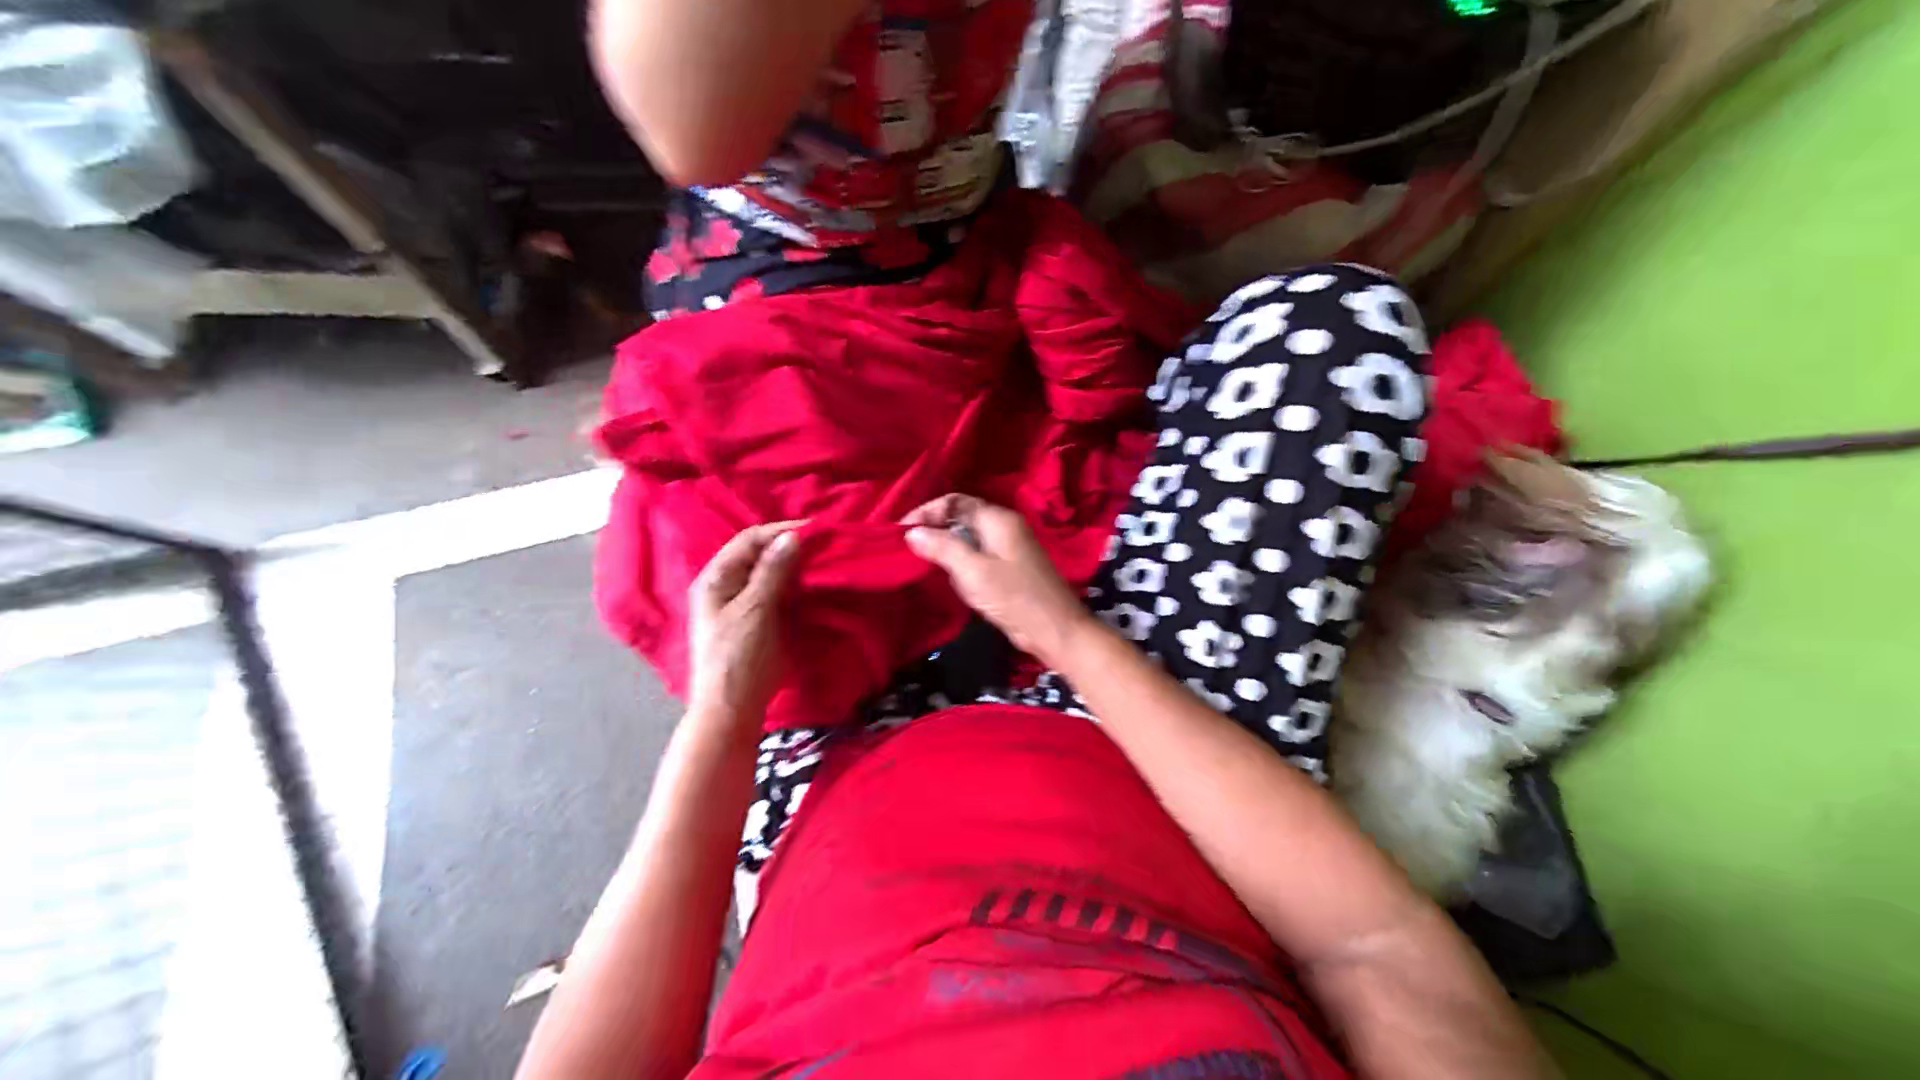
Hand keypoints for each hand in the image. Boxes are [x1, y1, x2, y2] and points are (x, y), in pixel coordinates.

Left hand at [688, 521, 806, 722]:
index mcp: (716, 578)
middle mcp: (725, 586)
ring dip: (794, 566)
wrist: (732, 709)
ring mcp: (740, 605)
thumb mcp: (755, 610)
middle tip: (824, 544)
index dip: (780, 531)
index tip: (815, 529)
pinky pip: (776, 594)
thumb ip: (772, 571)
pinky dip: (794, 586)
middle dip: (789, 547)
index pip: (749, 540)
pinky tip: (813, 586)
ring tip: (823, 561)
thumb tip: (792, 536)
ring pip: (769, 574)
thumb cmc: (739, 657)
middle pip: (758, 555)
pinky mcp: (756, 622)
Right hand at [902, 495, 1097, 666]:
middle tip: (906, 547)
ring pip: (967, 538)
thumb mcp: (974, 572)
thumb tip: (912, 533)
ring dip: (945, 547)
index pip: (955, 502)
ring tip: (919, 560)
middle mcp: (1003, 527)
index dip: (926, 512)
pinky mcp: (1008, 568)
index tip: (901, 532)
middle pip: (960, 517)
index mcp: (998, 519)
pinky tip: (947, 578)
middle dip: (933, 529)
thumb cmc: (1015, 598)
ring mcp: (1007, 548)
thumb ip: (942, 548)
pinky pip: (976, 556)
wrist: (1056, 631)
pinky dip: (959, 563)